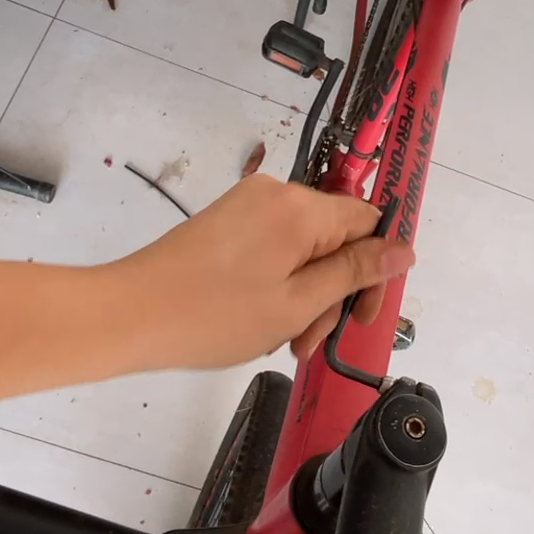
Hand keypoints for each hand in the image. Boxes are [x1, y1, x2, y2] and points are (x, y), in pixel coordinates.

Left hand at [106, 175, 415, 369]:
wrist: (127, 315)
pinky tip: (262, 318)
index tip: (360, 317)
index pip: (368, 223)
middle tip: (308, 341)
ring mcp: (247, 204)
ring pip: (304, 248)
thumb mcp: (298, 302)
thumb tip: (406, 248)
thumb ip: (355, 272)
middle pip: (335, 237)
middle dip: (332, 291)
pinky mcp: (226, 220)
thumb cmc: (216, 316)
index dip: (374, 271)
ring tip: (283, 339)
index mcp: (301, 207)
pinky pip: (274, 247)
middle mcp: (277, 192)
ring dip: (305, 294)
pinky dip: (279, 282)